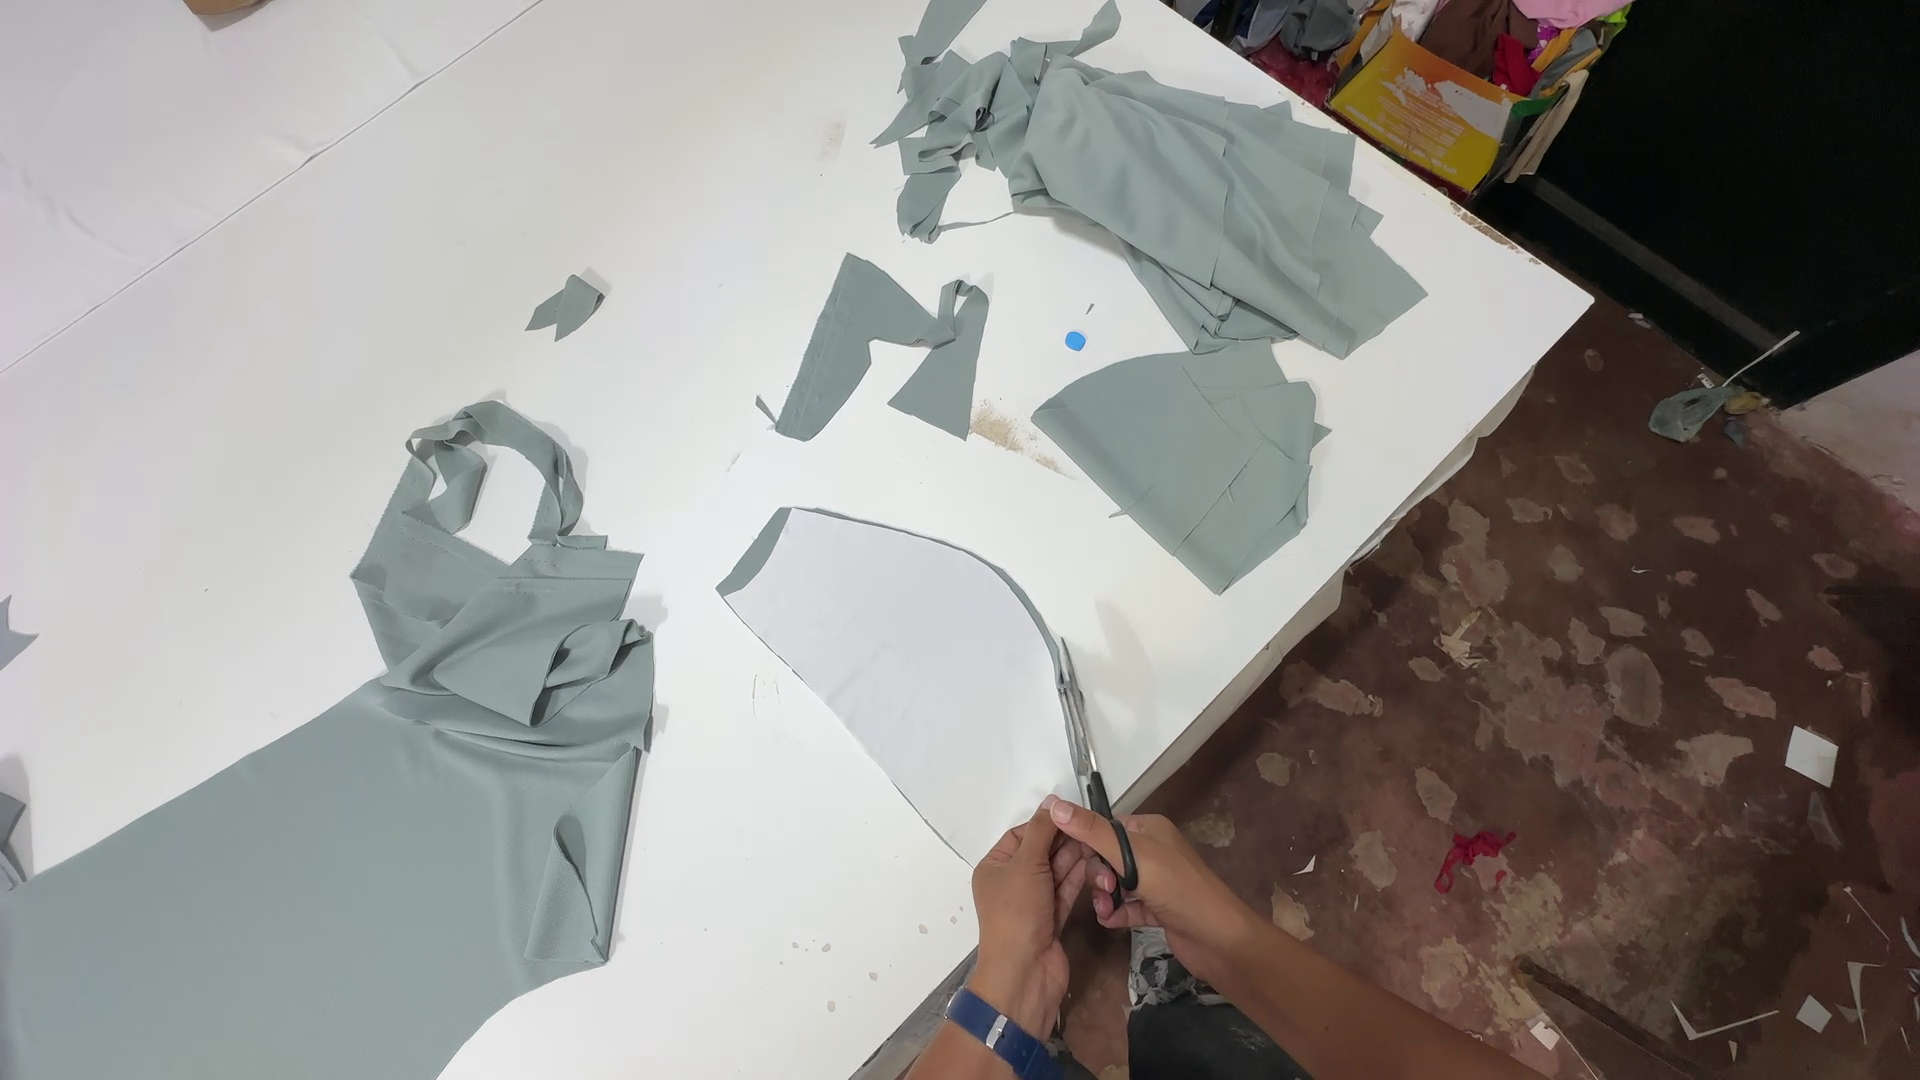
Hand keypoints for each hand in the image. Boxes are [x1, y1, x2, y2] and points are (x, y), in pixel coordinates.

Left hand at [966, 795, 1090, 1035]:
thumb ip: (1041, 831)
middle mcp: (1011, 883)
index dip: (1043, 824)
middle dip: (1062, 840)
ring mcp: (1032, 903)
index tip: (1070, 813)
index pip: (1020, 835)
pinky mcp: (1051, 919)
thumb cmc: (1017, 913)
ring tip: (1095, 840)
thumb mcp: (1026, 864)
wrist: (1025, 975)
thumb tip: (1051, 802)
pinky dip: (1076, 878)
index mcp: (994, 867)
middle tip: (1089, 825)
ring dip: (1073, 857)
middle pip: (1039, 852)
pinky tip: (1092, 861)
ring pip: (1054, 872)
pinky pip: (1064, 892)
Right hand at [1046, 798, 1258, 987]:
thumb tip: (1055, 805)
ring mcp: (1156, 881)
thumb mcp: (1132, 856)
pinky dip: (1117, 911)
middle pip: (1107, 856)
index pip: (1105, 827)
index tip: (1070, 860)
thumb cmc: (1177, 887)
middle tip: (1104, 888)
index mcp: (1148, 829)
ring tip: (1107, 910)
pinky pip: (1128, 905)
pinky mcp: (1158, 908)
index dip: (1085, 842)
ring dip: (1105, 896)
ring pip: (1116, 883)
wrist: (1218, 940)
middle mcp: (1152, 851)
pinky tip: (1110, 921)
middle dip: (1098, 874)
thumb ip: (1093, 832)